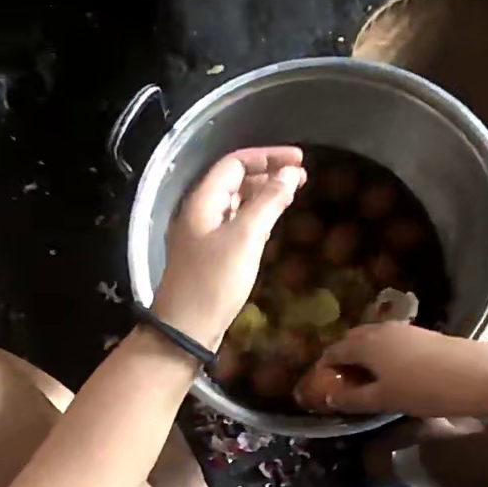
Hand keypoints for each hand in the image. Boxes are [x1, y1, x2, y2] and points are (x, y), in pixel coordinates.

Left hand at [151, 147, 304, 347]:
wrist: (186, 329)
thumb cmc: (214, 282)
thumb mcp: (245, 238)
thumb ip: (268, 202)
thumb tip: (290, 173)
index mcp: (202, 201)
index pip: (235, 163)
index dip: (268, 157)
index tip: (300, 161)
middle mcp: (200, 213)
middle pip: (234, 181)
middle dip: (268, 174)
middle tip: (301, 178)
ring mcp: (204, 235)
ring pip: (236, 204)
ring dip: (263, 196)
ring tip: (292, 195)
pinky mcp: (210, 256)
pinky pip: (235, 226)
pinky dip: (255, 218)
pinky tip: (271, 224)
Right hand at [308, 322, 487, 417]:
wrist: (475, 376)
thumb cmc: (421, 389)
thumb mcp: (383, 400)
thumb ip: (352, 399)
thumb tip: (328, 399)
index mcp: (364, 343)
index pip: (333, 351)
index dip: (323, 367)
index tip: (319, 384)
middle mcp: (380, 330)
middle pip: (352, 340)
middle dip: (343, 357)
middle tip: (342, 381)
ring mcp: (404, 329)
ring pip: (373, 339)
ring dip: (364, 355)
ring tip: (366, 378)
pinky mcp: (423, 334)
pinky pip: (391, 341)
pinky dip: (383, 354)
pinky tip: (391, 372)